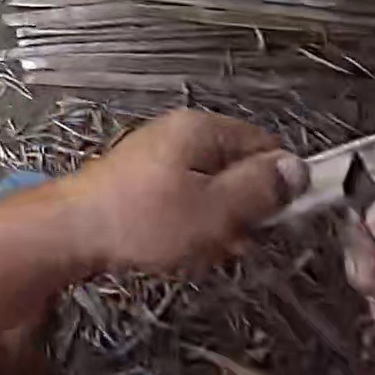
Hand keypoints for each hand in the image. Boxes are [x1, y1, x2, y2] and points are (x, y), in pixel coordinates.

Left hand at [61, 109, 306, 270]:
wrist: (77, 230)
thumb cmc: (144, 218)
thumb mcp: (216, 208)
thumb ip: (261, 188)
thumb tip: (297, 168)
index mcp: (201, 129)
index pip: (265, 144)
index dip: (280, 183)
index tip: (280, 218)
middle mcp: (181, 133)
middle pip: (239, 169)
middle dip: (243, 210)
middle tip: (229, 237)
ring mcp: (162, 155)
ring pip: (214, 191)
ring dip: (218, 223)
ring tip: (198, 245)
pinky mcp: (147, 179)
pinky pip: (187, 199)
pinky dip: (191, 224)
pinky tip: (178, 246)